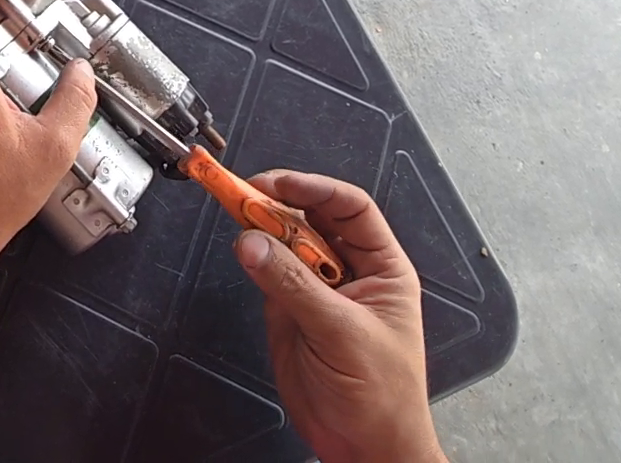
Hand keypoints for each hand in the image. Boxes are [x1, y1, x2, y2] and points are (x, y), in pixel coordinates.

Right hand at [233, 171, 445, 462]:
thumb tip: (252, 242)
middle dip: (279, 201)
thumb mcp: (342, 333)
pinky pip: (265, 264)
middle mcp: (346, 268)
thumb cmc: (381, 398)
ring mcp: (314, 284)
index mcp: (380, 267)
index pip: (350, 207)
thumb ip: (294, 285)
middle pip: (310, 215)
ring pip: (283, 236)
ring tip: (239, 216)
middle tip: (246, 195)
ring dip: (261, 223)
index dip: (314, 188)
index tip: (277, 184)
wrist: (363, 450)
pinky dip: (251, 251)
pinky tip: (243, 248)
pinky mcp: (286, 303)